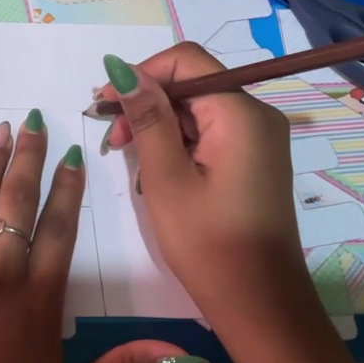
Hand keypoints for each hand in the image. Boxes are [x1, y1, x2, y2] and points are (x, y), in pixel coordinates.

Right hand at [101, 43, 306, 319]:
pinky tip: (156, 169)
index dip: (142, 73)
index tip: (105, 104)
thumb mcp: (166, 177)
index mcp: (241, 114)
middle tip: (112, 140)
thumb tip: (123, 69)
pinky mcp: (253, 159)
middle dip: (147, 101)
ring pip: (197, 108)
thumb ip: (147, 117)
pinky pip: (210, 132)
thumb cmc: (207, 243)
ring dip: (158, 124)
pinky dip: (178, 141)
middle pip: (192, 83)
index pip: (187, 61)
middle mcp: (257, 116)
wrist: (258, 301)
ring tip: (129, 158)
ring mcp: (258, 138)